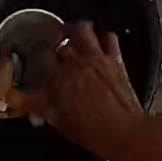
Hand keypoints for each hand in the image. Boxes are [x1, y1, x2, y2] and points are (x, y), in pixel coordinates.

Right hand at [22, 21, 161, 160]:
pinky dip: (104, 35)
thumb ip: (46, 109)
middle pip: (61, 42)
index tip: (39, 56)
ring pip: (83, 29)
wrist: (124, 131)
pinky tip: (101, 39)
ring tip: (73, 31)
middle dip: (56, 42)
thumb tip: (37, 106)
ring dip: (76, 28)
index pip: (42, 55)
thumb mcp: (61, 124)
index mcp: (59, 78)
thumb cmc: (92, 132)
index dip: (38, 53)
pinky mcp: (116, 60)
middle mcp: (76, 63)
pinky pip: (109, 37)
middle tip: (55, 45)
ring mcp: (97, 58)